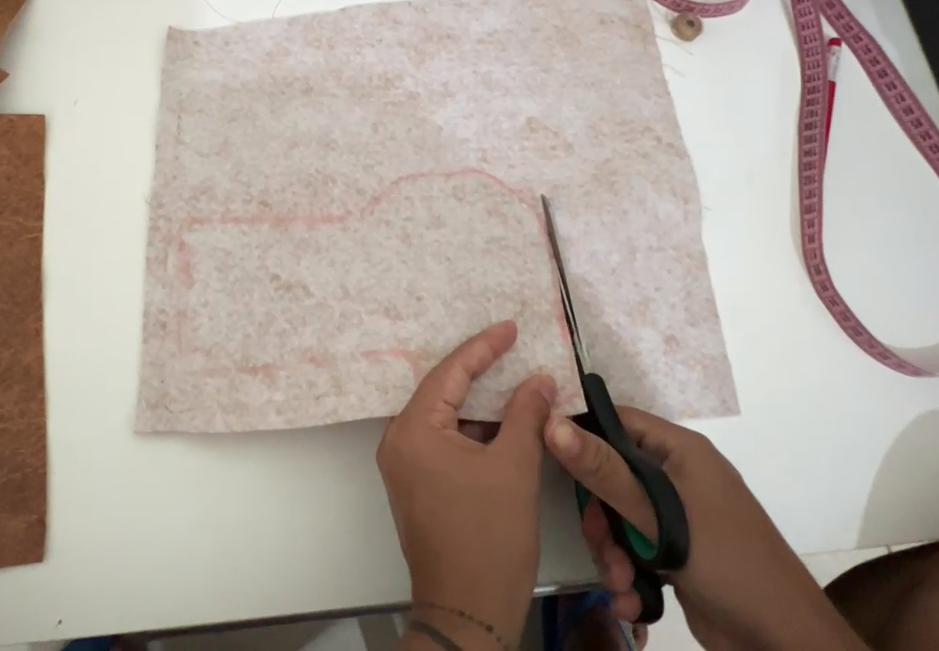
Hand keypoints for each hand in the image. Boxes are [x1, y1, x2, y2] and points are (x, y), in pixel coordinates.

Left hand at [377, 321, 556, 650]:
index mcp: (413, 431)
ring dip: (481, 402)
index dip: (483, 347)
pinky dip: (475, 428)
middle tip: (512, 346)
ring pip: (446, 417)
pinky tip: (505, 420)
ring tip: (516, 379)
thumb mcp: (514, 468)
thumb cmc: (489, 539)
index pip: (449, 373)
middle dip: (480, 370)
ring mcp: (406, 465)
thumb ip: (525, 414)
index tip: (510, 327)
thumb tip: (538, 379)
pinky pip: (446, 440)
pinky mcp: (418, 484)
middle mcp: (399, 441)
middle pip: (443, 391)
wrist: (468, 611)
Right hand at [545, 407, 866, 650]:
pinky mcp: (678, 555)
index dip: (581, 435)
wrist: (783, 641)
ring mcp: (679, 518)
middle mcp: (678, 476)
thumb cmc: (725, 561)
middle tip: (600, 543)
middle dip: (599, 518)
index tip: (547, 458)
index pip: (617, 421)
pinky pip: (635, 550)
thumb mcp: (657, 515)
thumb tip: (550, 420)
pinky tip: (632, 602)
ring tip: (621, 584)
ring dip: (612, 555)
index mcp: (680, 451)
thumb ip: (602, 470)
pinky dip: (628, 574)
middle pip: (612, 477)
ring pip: (619, 519)